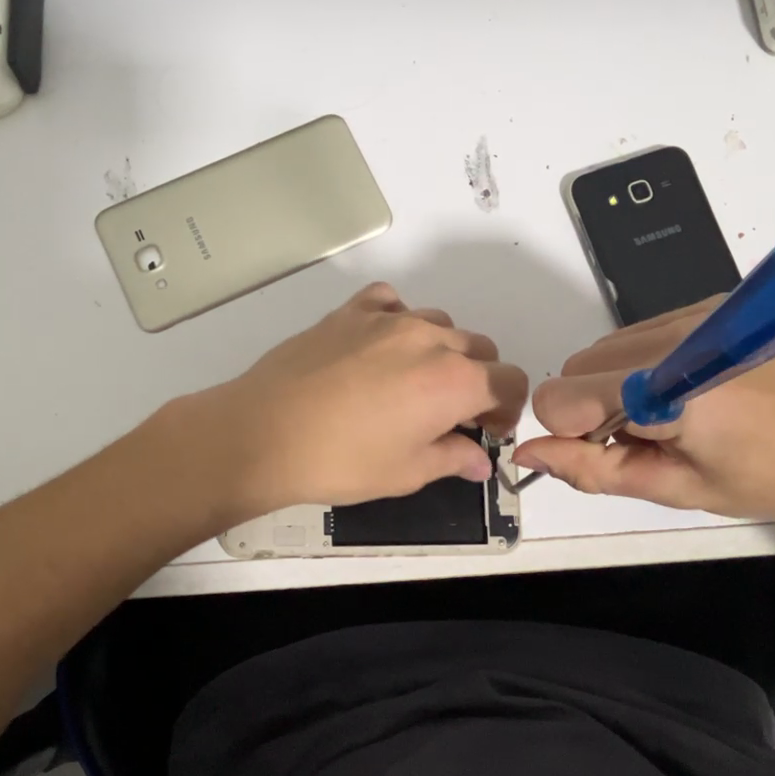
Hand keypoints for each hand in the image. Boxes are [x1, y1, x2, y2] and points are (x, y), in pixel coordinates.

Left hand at [167, 283, 529, 516]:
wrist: (264, 433)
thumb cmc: (342, 461)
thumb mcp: (406, 473)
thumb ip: (453, 459)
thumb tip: (479, 460)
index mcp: (455, 380)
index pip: (510, 381)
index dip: (506, 409)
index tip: (485, 431)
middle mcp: (429, 339)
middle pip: (480, 348)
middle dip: (478, 380)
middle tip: (451, 414)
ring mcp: (387, 319)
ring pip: (439, 324)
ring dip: (441, 351)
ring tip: (412, 384)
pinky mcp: (349, 312)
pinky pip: (391, 302)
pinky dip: (398, 320)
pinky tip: (380, 348)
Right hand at [513, 297, 774, 531]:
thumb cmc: (774, 478)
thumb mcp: (677, 488)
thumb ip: (592, 470)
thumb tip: (528, 454)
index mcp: (669, 387)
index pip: (561, 396)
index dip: (569, 433)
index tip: (608, 455)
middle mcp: (675, 336)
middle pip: (577, 366)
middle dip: (591, 408)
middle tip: (646, 442)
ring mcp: (694, 313)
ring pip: (604, 349)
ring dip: (614, 386)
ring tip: (672, 419)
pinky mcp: (710, 305)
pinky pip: (639, 333)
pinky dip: (640, 365)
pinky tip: (688, 391)